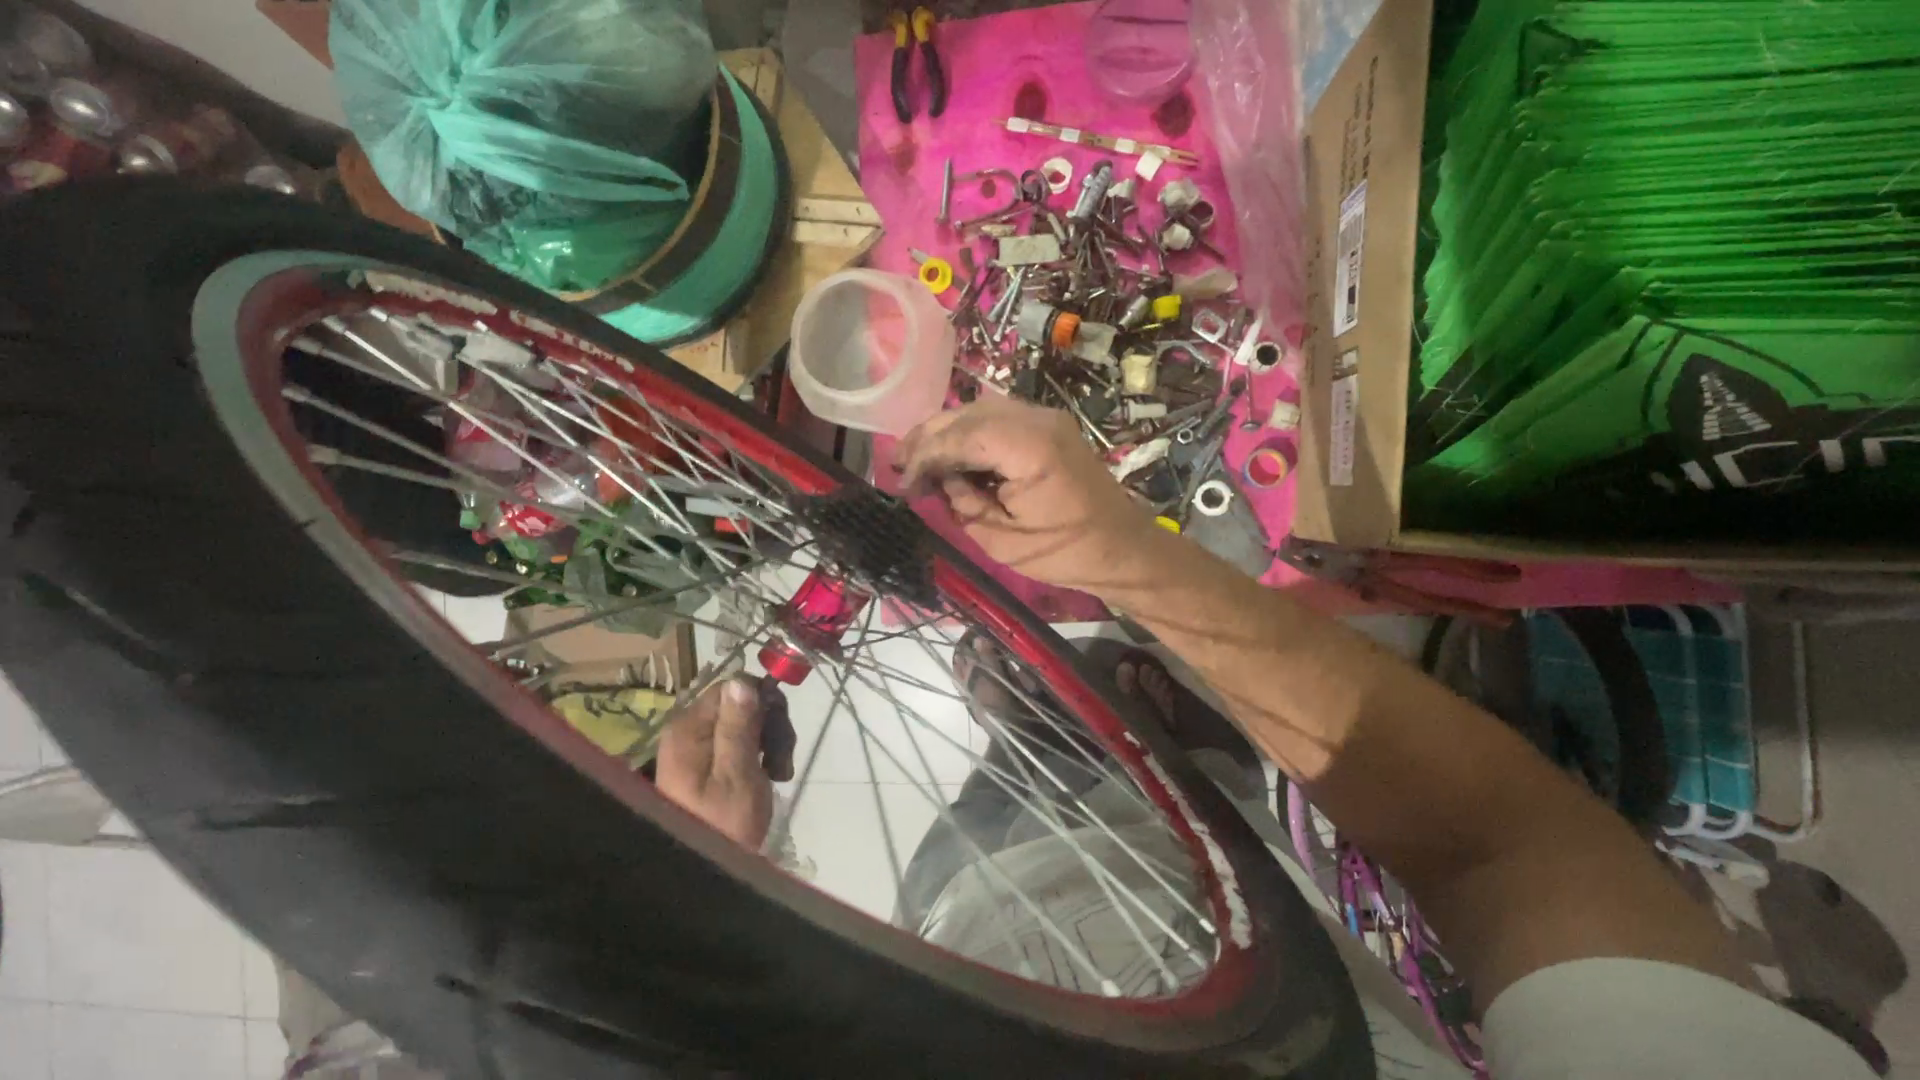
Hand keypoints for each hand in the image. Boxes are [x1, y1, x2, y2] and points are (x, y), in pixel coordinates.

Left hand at [655, 677, 783, 848]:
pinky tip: (769, 778)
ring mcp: (695, 748)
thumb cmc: (721, 825)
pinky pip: (737, 743)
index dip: (762, 702)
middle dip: (769, 726)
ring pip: (744, 723)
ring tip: (778, 775)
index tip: (781, 732)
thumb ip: (738, 727)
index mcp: (689, 728)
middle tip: (781, 762)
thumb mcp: (736, 775)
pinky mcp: (704, 764)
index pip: (732, 687)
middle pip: (740, 703)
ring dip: (769, 743)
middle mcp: (688, 730)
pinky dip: (758, 757)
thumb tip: (742, 680)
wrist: (700, 877)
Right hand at [898, 399, 1160, 591]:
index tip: (901, 480)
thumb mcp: (1002, 540)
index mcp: (1029, 447)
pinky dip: (970, 433)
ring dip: (947, 432)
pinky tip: (952, 455)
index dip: (925, 455)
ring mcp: (1046, 417)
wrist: (1122, 547)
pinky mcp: (1049, 426)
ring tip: (917, 459)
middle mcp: (1037, 419)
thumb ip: (964, 503)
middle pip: (968, 414)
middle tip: (898, 463)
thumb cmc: (1065, 553)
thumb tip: (940, 479)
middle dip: (929, 436)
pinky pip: (998, 419)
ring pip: (980, 410)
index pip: (961, 436)